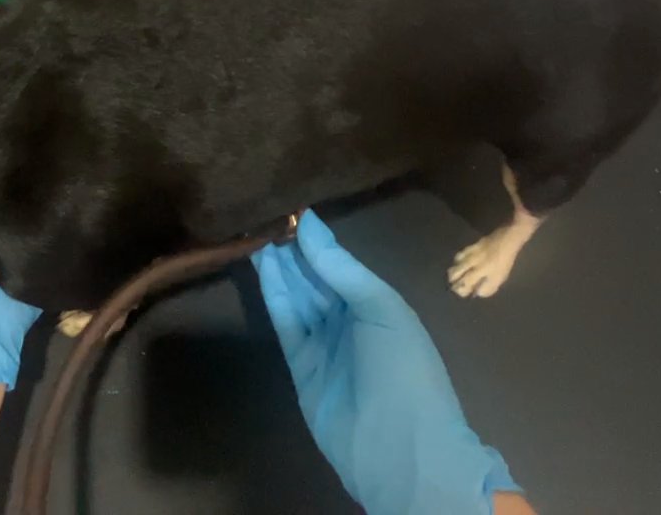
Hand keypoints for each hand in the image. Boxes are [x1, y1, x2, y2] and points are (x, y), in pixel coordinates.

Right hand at [253, 210, 518, 514]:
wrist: (401, 451)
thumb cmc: (404, 368)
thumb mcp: (382, 307)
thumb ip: (342, 267)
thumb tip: (309, 222)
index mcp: (378, 304)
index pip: (340, 264)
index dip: (317, 240)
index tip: (293, 209)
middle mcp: (350, 320)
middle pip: (315, 278)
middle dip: (294, 250)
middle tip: (266, 216)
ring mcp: (325, 343)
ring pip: (297, 296)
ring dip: (279, 267)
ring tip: (257, 232)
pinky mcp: (301, 366)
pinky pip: (286, 322)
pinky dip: (274, 294)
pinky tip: (261, 265)